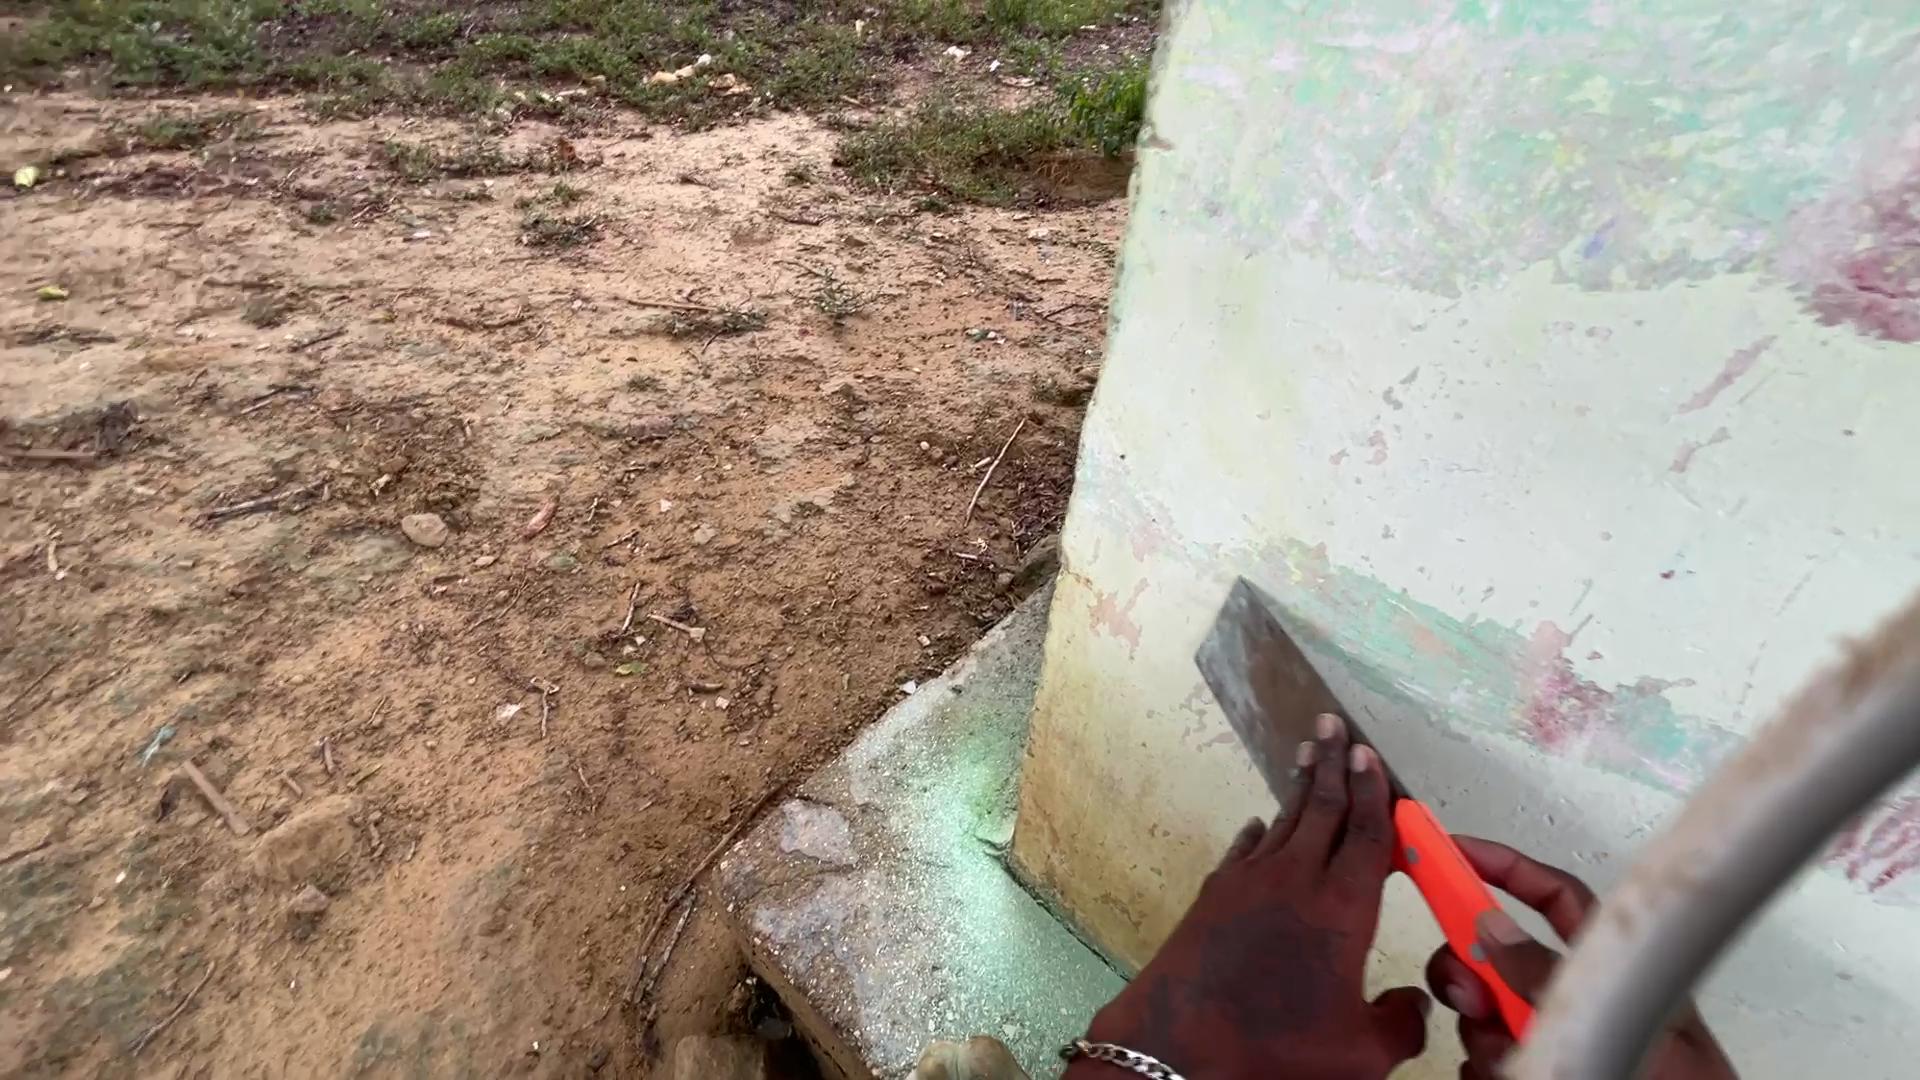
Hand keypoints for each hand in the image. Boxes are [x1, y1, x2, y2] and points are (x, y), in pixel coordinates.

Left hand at [1068, 714, 1429, 1079]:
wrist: (1181, 1036)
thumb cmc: (1278, 1044)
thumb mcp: (1360, 1052)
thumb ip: (1401, 1023)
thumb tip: (1419, 999)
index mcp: (1341, 910)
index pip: (1367, 838)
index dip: (1374, 795)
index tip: (1371, 756)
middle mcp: (1295, 878)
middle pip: (1322, 809)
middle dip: (1334, 765)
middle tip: (1335, 724)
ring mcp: (1249, 878)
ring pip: (1283, 821)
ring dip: (1299, 787)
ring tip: (1308, 752)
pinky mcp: (1217, 888)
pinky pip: (1246, 848)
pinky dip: (1258, 831)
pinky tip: (1259, 822)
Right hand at [1424, 838, 1739, 1079]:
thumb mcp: (1623, 1035)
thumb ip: (1555, 980)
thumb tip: (1489, 924)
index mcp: (1614, 980)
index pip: (1554, 898)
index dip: (1502, 865)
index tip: (1447, 850)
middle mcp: (1574, 1004)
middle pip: (1494, 951)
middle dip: (1466, 967)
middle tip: (1469, 997)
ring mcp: (1550, 1041)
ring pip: (1480, 1006)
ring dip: (1480, 1033)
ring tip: (1510, 1069)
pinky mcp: (1530, 1072)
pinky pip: (1478, 1055)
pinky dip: (1480, 1069)